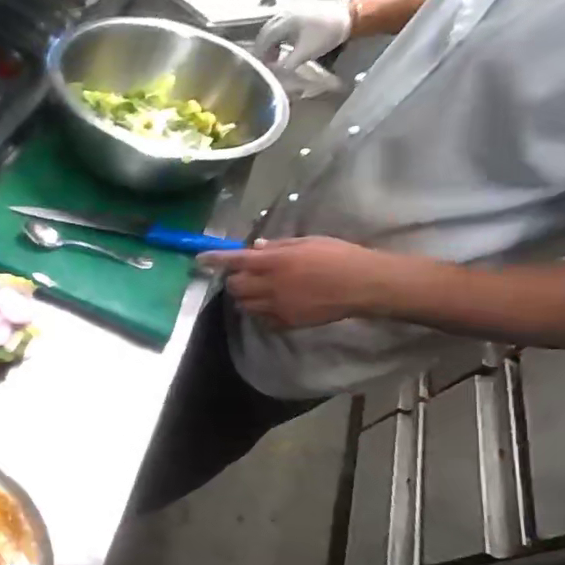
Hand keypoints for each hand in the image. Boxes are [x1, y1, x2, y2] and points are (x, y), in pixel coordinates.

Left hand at [199, 237, 392, 329]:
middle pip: (234, 286)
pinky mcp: (285, 323)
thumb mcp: (307, 242)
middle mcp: (270, 285)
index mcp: (275, 262)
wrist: (364, 285)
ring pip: (244, 305)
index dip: (214, 260)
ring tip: (257, 289)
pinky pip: (260, 319)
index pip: (235, 261)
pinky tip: (271, 303)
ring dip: (244, 296)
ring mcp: (276, 307)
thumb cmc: (338, 256)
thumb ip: (276, 247)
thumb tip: (252, 249)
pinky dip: (258, 310)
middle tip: (243, 274)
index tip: (200, 259)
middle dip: (233, 279)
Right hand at [251, 0, 353, 70]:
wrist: (350, 16)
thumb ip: (286, 64)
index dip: (261, 55)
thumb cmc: (327, 34)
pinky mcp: (300, 10)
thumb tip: (273, 73)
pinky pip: (281, 24)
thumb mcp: (306, 52)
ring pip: (273, 28)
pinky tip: (285, 45)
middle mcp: (284, 13)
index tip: (263, 68)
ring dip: (271, 43)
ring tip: (276, 56)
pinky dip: (279, 36)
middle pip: (266, 33)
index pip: (263, 40)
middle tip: (268, 64)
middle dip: (264, 49)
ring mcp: (292, 10)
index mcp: (284, 21)